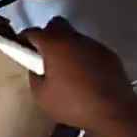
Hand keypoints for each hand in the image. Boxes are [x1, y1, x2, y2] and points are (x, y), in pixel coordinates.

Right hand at [22, 18, 136, 132]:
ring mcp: (93, 43)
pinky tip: (86, 76)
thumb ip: (34, 77)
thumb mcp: (42, 97)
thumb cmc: (73, 103)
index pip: (32, 32)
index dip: (25, 40)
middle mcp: (73, 37)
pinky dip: (84, 57)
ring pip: (74, 37)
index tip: (23, 50)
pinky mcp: (108, 53)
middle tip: (46, 56)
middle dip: (48, 36)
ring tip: (68, 70)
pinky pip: (90, 49)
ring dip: (68, 48)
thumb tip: (36, 68)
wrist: (113, 110)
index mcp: (53, 44)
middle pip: (56, 25)